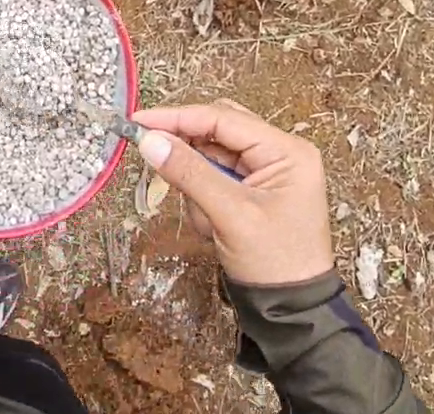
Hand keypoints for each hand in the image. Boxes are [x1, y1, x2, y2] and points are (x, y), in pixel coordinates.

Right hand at [132, 100, 334, 285]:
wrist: (293, 315)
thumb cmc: (274, 264)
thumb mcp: (230, 215)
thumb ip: (189, 173)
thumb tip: (148, 140)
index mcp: (286, 151)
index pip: (222, 118)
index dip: (178, 117)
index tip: (140, 120)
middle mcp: (279, 153)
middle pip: (217, 131)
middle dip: (188, 151)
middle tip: (153, 154)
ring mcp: (266, 171)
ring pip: (211, 154)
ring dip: (196, 181)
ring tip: (206, 220)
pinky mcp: (253, 188)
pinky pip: (214, 176)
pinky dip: (202, 195)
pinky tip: (211, 225)